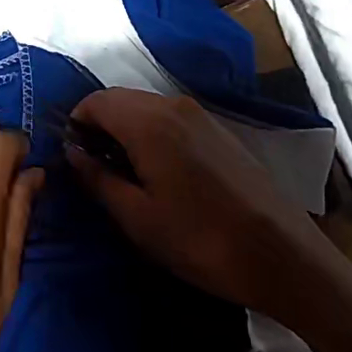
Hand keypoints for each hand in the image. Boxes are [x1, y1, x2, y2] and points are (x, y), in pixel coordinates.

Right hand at [65, 88, 343, 324]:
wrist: (279, 252)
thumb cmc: (199, 240)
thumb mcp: (138, 218)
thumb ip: (98, 179)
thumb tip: (72, 152)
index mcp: (149, 123)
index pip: (97, 101)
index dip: (75, 123)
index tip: (71, 158)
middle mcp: (174, 106)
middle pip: (121, 99)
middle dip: (99, 125)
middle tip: (93, 169)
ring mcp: (201, 115)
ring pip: (147, 107)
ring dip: (126, 129)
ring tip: (124, 174)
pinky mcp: (219, 130)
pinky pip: (171, 118)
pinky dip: (152, 132)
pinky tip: (159, 171)